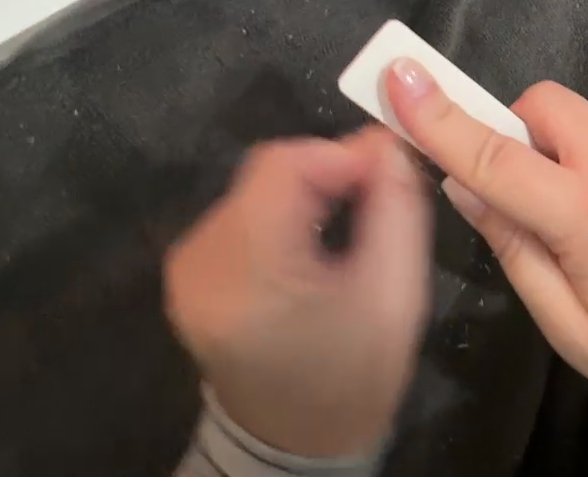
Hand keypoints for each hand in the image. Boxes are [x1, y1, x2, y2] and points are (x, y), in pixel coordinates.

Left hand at [164, 127, 431, 457]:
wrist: (295, 448)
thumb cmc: (352, 375)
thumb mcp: (396, 292)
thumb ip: (399, 206)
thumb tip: (390, 140)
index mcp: (244, 273)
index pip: (285, 164)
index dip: (343, 153)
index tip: (390, 168)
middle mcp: (199, 260)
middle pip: (272, 170)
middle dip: (333, 171)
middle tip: (381, 192)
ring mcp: (189, 264)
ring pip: (262, 183)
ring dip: (314, 186)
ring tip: (356, 215)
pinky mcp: (193, 266)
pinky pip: (248, 204)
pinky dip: (290, 204)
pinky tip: (320, 232)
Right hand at [384, 59, 587, 421]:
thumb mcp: (569, 327)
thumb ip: (513, 247)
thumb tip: (464, 183)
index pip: (502, 159)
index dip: (444, 120)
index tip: (402, 78)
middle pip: (547, 106)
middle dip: (516, 130)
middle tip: (524, 189)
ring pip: (582, 120)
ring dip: (559, 151)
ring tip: (582, 217)